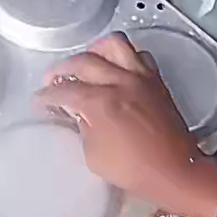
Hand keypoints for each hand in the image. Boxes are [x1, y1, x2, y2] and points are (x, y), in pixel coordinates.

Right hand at [35, 32, 216, 216]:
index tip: (41, 100)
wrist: (176, 171)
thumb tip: (80, 115)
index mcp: (100, 103)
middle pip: (83, 61)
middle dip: (61, 69)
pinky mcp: (157, 82)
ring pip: (114, 44)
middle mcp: (120, 82)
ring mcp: (141, 78)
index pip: (64, 90)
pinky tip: (118, 68)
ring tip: (86, 62)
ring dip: (94, 50)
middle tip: (54, 81)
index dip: (47, 96)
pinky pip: (139, 55)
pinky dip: (124, 56)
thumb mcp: (95, 156)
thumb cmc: (136, 171)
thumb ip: (84, 129)